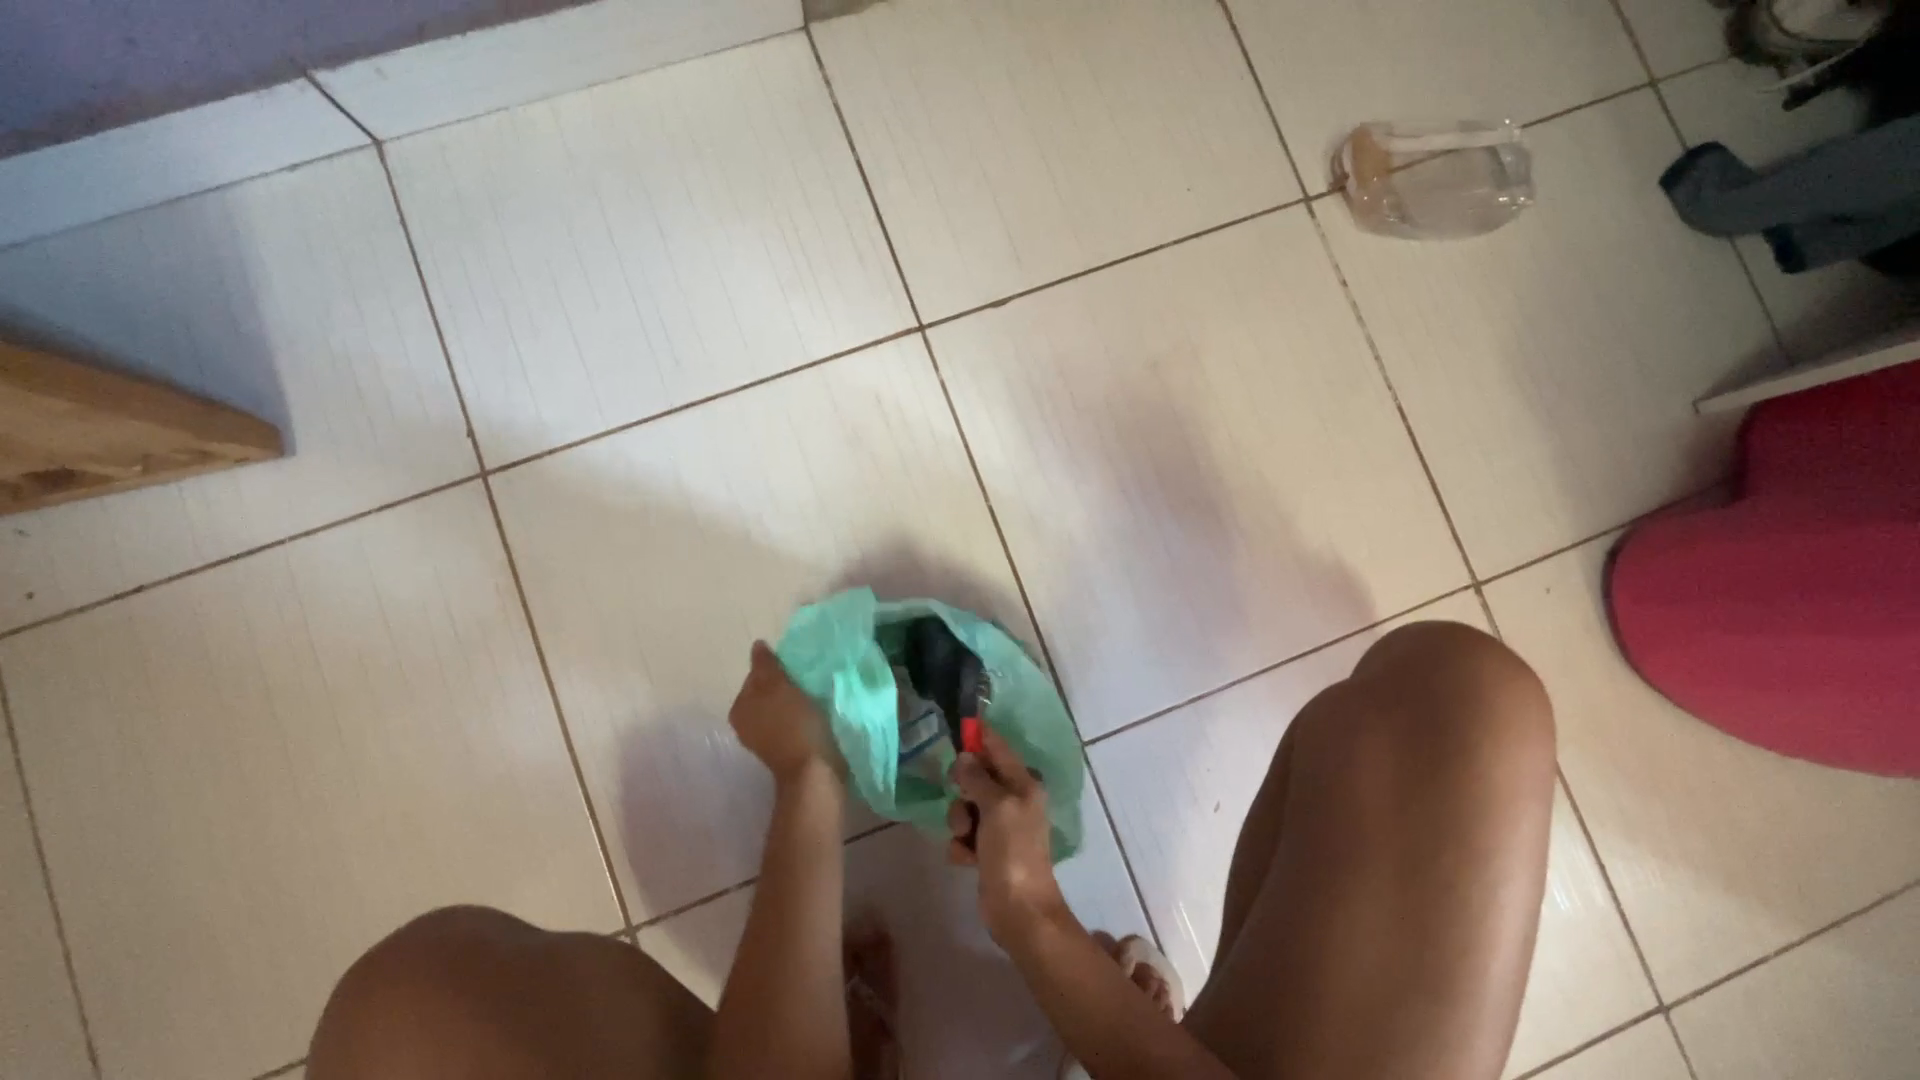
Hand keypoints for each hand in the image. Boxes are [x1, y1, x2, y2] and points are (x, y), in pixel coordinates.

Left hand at [728, 641, 839, 784]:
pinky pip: (792, 724)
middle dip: (786, 685)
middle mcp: (746, 725)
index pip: (756, 676)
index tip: (797, 667)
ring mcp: (765, 741)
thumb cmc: (794, 725)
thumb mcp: (778, 687)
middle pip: (768, 693)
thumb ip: (766, 665)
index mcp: (739, 708)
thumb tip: (757, 646)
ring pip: (780, 709)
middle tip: (808, 679)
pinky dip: (801, 718)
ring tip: (816, 695)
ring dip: (795, 701)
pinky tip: (816, 715)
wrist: (813, 773)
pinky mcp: (785, 751)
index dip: (776, 668)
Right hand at [947, 727, 1070, 946]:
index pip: (999, 749)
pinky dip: (961, 846)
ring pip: (965, 808)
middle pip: (977, 778)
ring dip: (960, 823)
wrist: (1018, 909)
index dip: (980, 736)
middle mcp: (1013, 801)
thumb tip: (965, 756)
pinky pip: (962, 836)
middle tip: (962, 801)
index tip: (958, 726)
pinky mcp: (986, 851)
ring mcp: (1000, 827)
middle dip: (964, 791)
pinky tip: (967, 860)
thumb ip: (979, 778)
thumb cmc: (1013, 851)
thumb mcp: (997, 807)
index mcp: (1024, 785)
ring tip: (967, 840)